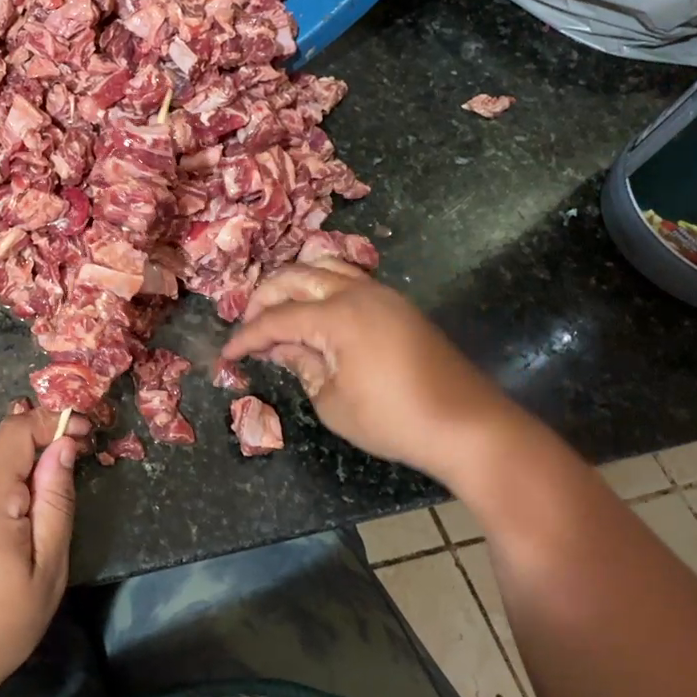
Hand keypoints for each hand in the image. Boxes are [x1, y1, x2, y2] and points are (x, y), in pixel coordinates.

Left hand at [0, 405, 87, 696]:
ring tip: (25, 540)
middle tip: (62, 501)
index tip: (83, 431)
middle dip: (38, 463)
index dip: (52, 421)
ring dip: (13, 486)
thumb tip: (64, 445)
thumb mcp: (47, 569)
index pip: (17, 429)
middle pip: (3, 452)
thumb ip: (56, 500)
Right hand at [221, 259, 526, 478]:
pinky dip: (321, 289)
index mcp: (338, 315)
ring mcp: (382, 295)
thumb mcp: (333, 402)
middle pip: (296, 278)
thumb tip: (280, 348)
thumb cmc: (394, 420)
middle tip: (247, 327)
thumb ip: (302, 366)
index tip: (226, 354)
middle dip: (264, 299)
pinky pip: (348, 281)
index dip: (247, 336)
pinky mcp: (399, 307)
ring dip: (294, 287)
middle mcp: (358, 292)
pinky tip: (313, 316)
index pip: (277, 318)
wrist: (469, 427)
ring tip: (276, 314)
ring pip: (324, 269)